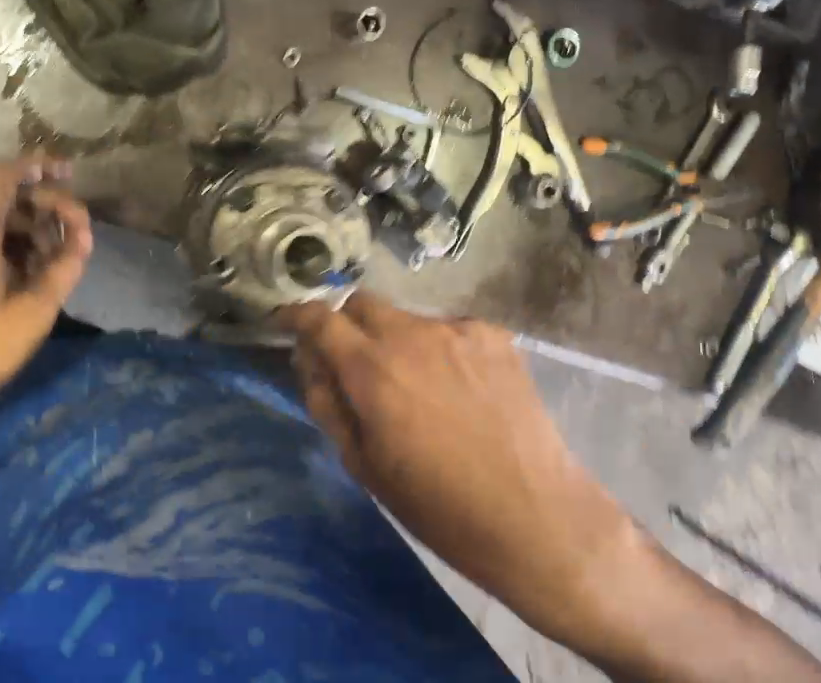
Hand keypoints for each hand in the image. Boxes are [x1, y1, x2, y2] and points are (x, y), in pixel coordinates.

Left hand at [0, 156, 92, 417]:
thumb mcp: (34, 310)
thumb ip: (65, 267)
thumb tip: (84, 239)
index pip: (5, 176)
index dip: (39, 166)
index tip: (70, 172)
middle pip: (7, 200)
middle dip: (48, 210)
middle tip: (81, 234)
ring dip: (35, 234)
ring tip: (64, 262)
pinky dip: (15, 250)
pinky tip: (37, 276)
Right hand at [278, 293, 639, 627]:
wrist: (535, 517)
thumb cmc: (439, 506)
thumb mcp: (364, 465)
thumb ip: (328, 404)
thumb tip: (310, 363)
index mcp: (372, 369)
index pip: (318, 318)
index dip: (295, 316)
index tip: (285, 324)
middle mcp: (412, 335)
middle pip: (361, 304)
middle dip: (345, 325)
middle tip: (352, 364)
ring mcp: (457, 330)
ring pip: (406, 318)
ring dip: (393, 340)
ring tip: (414, 388)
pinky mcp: (495, 336)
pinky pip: (448, 329)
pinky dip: (437, 349)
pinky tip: (455, 389)